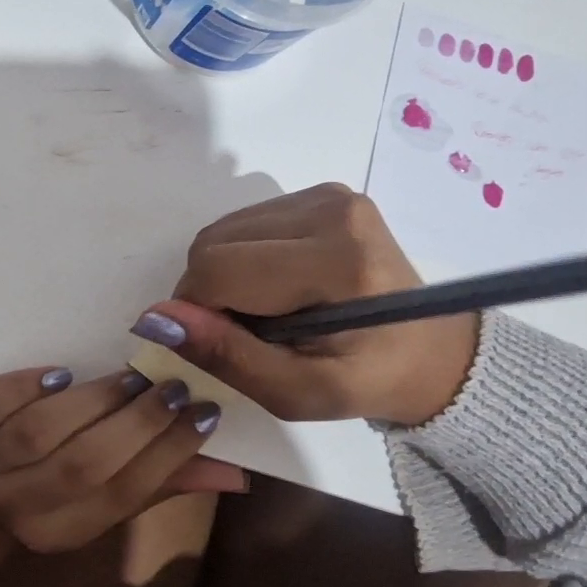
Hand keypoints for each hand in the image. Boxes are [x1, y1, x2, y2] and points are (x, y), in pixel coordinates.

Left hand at [0, 367, 246, 554]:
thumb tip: (235, 473)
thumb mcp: (105, 502)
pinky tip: (62, 374)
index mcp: (63, 531)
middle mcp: (22, 503)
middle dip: (137, 422)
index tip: (205, 412)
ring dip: (95, 399)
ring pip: (43, 430)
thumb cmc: (53, 496)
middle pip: (84, 464)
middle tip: (173, 386)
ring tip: (132, 376)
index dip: (169, 453)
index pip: (125, 494)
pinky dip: (28, 384)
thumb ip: (163, 482)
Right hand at [128, 183, 478, 425]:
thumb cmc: (367, 381)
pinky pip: (246, 222)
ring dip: (227, 275)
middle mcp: (333, 210)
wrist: (432, 352)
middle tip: (251, 332)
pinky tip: (279, 286)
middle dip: (212, 293)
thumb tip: (154, 317)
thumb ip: (227, 355)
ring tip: (270, 311)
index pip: (218, 269)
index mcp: (337, 261)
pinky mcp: (324, 193)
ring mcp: (330, 195)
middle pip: (214, 243)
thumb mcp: (296, 393)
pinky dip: (245, 258)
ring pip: (224, 230)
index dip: (200, 312)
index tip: (227, 345)